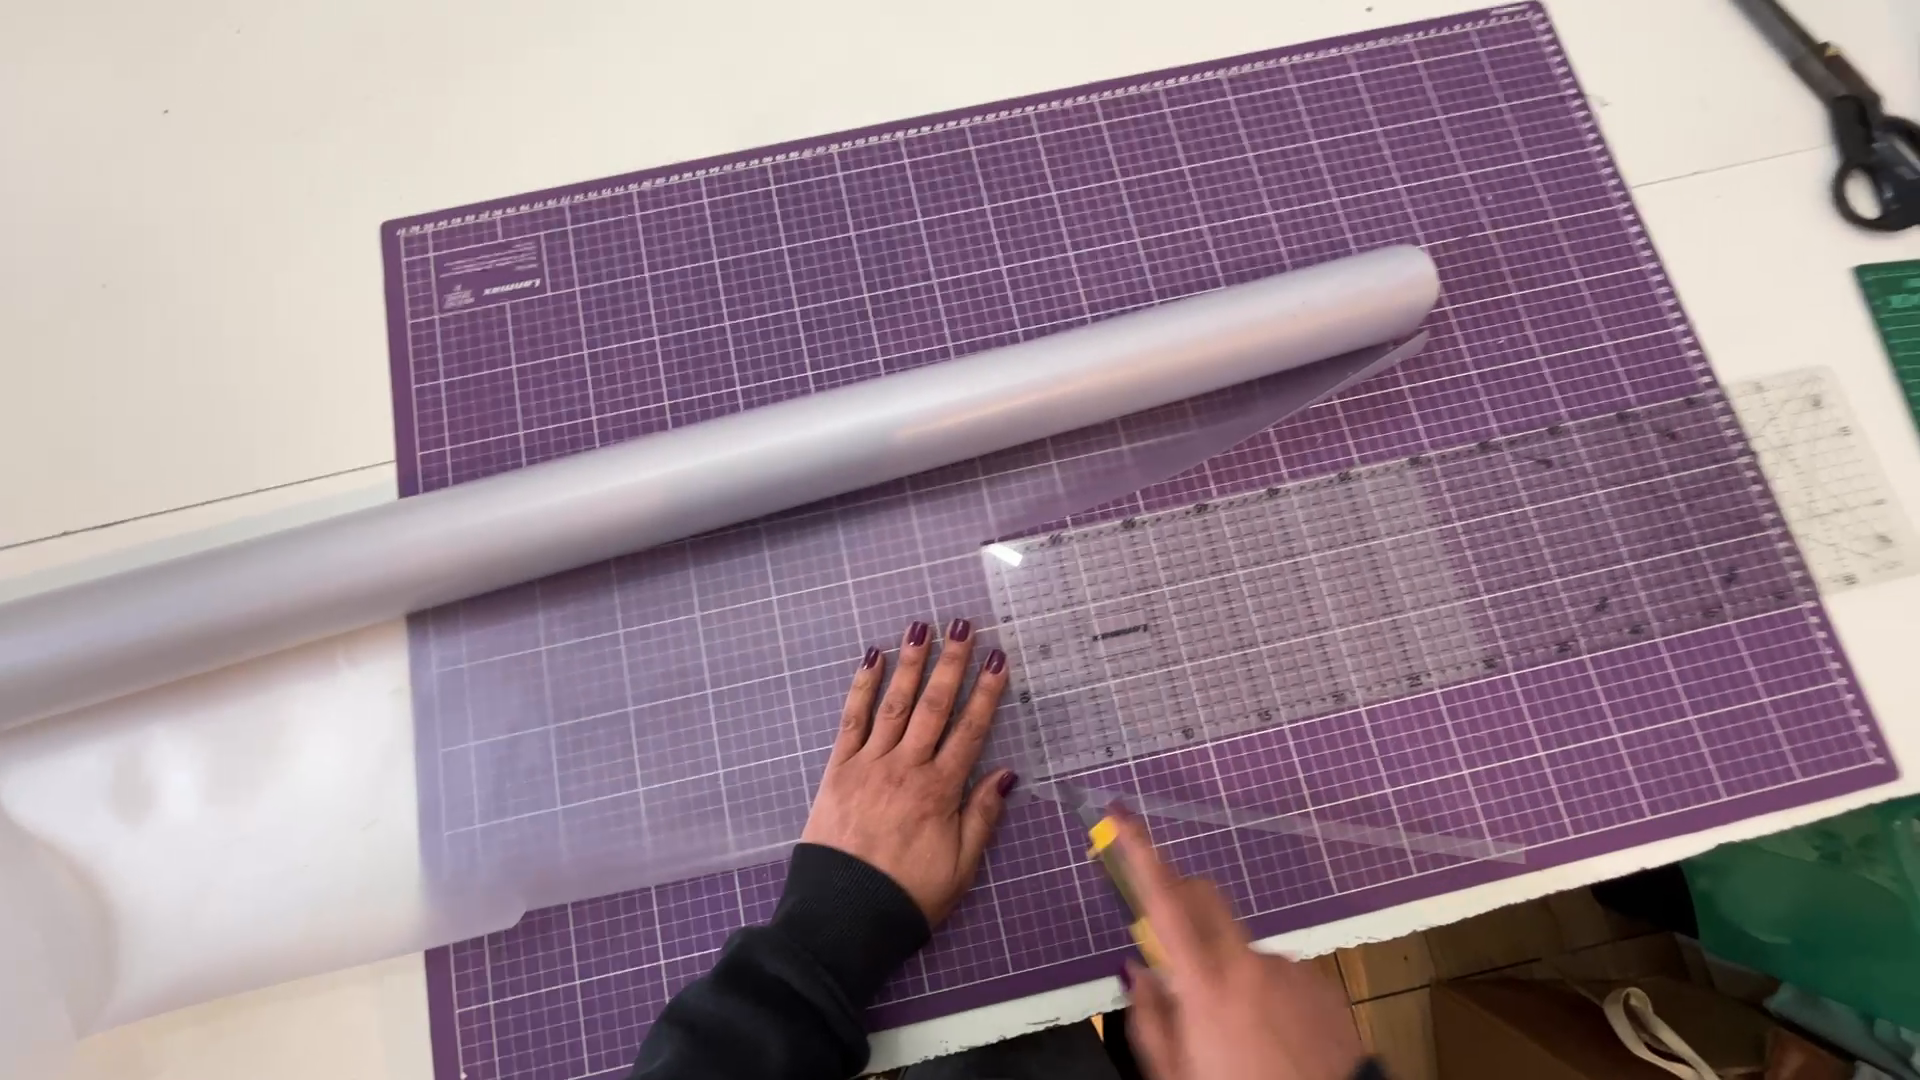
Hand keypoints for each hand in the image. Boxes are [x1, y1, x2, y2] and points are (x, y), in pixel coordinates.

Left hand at [800, 618, 1016, 924]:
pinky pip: (852, 719)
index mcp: (940, 790)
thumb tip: (1006, 774)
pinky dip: (863, 687)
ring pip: (896, 703)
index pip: (971, 730)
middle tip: (962, 626)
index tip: (998, 659)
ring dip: (911, 663)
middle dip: (951, 663)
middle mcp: (907, 767)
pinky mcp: (839, 767)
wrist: (841, 918)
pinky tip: (872, 658)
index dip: (987, 693)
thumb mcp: (960, 868)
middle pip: (935, 706)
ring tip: (921, 627)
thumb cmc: (908, 896)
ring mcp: (870, 763)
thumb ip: (982, 817)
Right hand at [1112, 810, 1363, 1079]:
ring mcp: (1287, 968)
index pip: (1163, 900)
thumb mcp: (1176, 1075)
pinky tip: (1274, 1034)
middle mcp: (1245, 961)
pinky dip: (1264, 988)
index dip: (1139, 851)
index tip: (1121, 815)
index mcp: (1204, 982)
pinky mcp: (1319, 983)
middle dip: (1180, 896)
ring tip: (1237, 1024)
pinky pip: (1276, 969)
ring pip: (1238, 941)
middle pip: (1203, 894)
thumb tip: (1139, 969)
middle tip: (1169, 934)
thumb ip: (1150, 1017)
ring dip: (1224, 961)